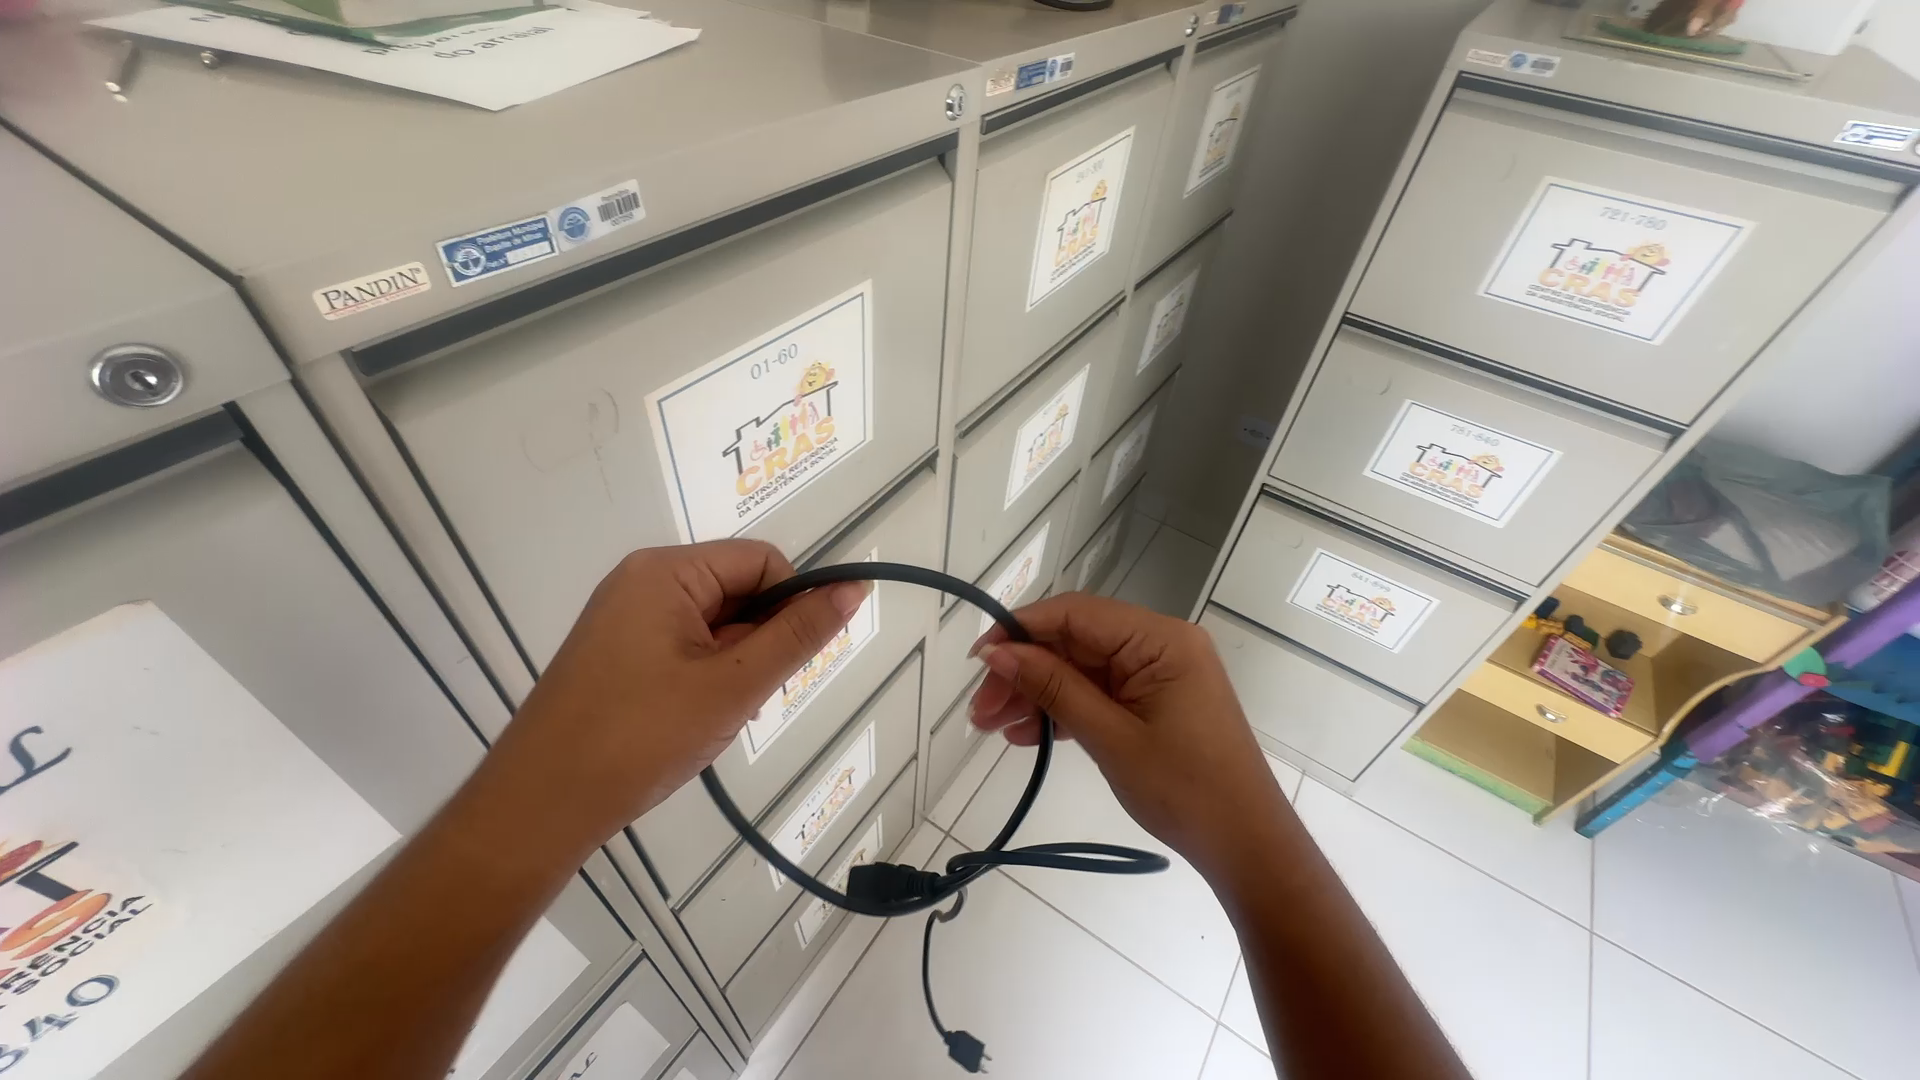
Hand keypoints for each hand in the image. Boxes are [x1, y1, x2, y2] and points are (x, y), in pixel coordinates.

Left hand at [479, 541, 866, 850]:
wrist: (539, 808)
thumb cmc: (642, 736)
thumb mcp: (734, 684)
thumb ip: (799, 635)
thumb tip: (855, 589)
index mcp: (666, 571)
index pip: (761, 561)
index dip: (792, 603)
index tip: (795, 660)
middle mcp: (643, 582)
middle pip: (737, 591)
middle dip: (761, 642)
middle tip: (753, 697)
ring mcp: (625, 620)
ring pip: (715, 625)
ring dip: (736, 666)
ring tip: (720, 717)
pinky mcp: (617, 656)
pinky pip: (685, 648)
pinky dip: (707, 678)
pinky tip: (698, 722)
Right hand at [967, 593, 1287, 874]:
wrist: (1246, 847)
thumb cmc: (1185, 791)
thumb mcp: (1111, 737)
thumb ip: (1053, 687)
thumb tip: (997, 652)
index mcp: (1160, 639)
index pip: (1076, 613)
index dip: (1021, 629)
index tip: (978, 658)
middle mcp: (1159, 643)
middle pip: (1074, 641)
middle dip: (1024, 672)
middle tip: (981, 712)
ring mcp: (1156, 672)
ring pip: (1080, 668)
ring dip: (1037, 695)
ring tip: (993, 728)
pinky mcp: (1152, 700)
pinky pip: (1097, 692)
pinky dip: (1063, 710)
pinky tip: (1029, 736)